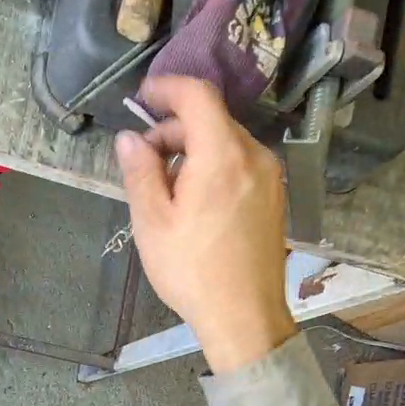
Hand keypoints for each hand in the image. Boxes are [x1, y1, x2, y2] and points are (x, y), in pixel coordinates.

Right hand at [116, 76, 295, 372]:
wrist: (244, 316)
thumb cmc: (193, 272)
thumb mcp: (152, 224)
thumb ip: (140, 173)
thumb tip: (129, 139)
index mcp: (222, 155)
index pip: (198, 95)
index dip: (167, 88)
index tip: (142, 99)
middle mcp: (254, 156)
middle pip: (211, 120)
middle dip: (174, 130)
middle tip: (144, 163)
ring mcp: (270, 177)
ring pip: (226, 144)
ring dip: (193, 152)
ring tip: (167, 191)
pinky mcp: (275, 198)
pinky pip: (240, 166)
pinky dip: (214, 168)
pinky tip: (195, 203)